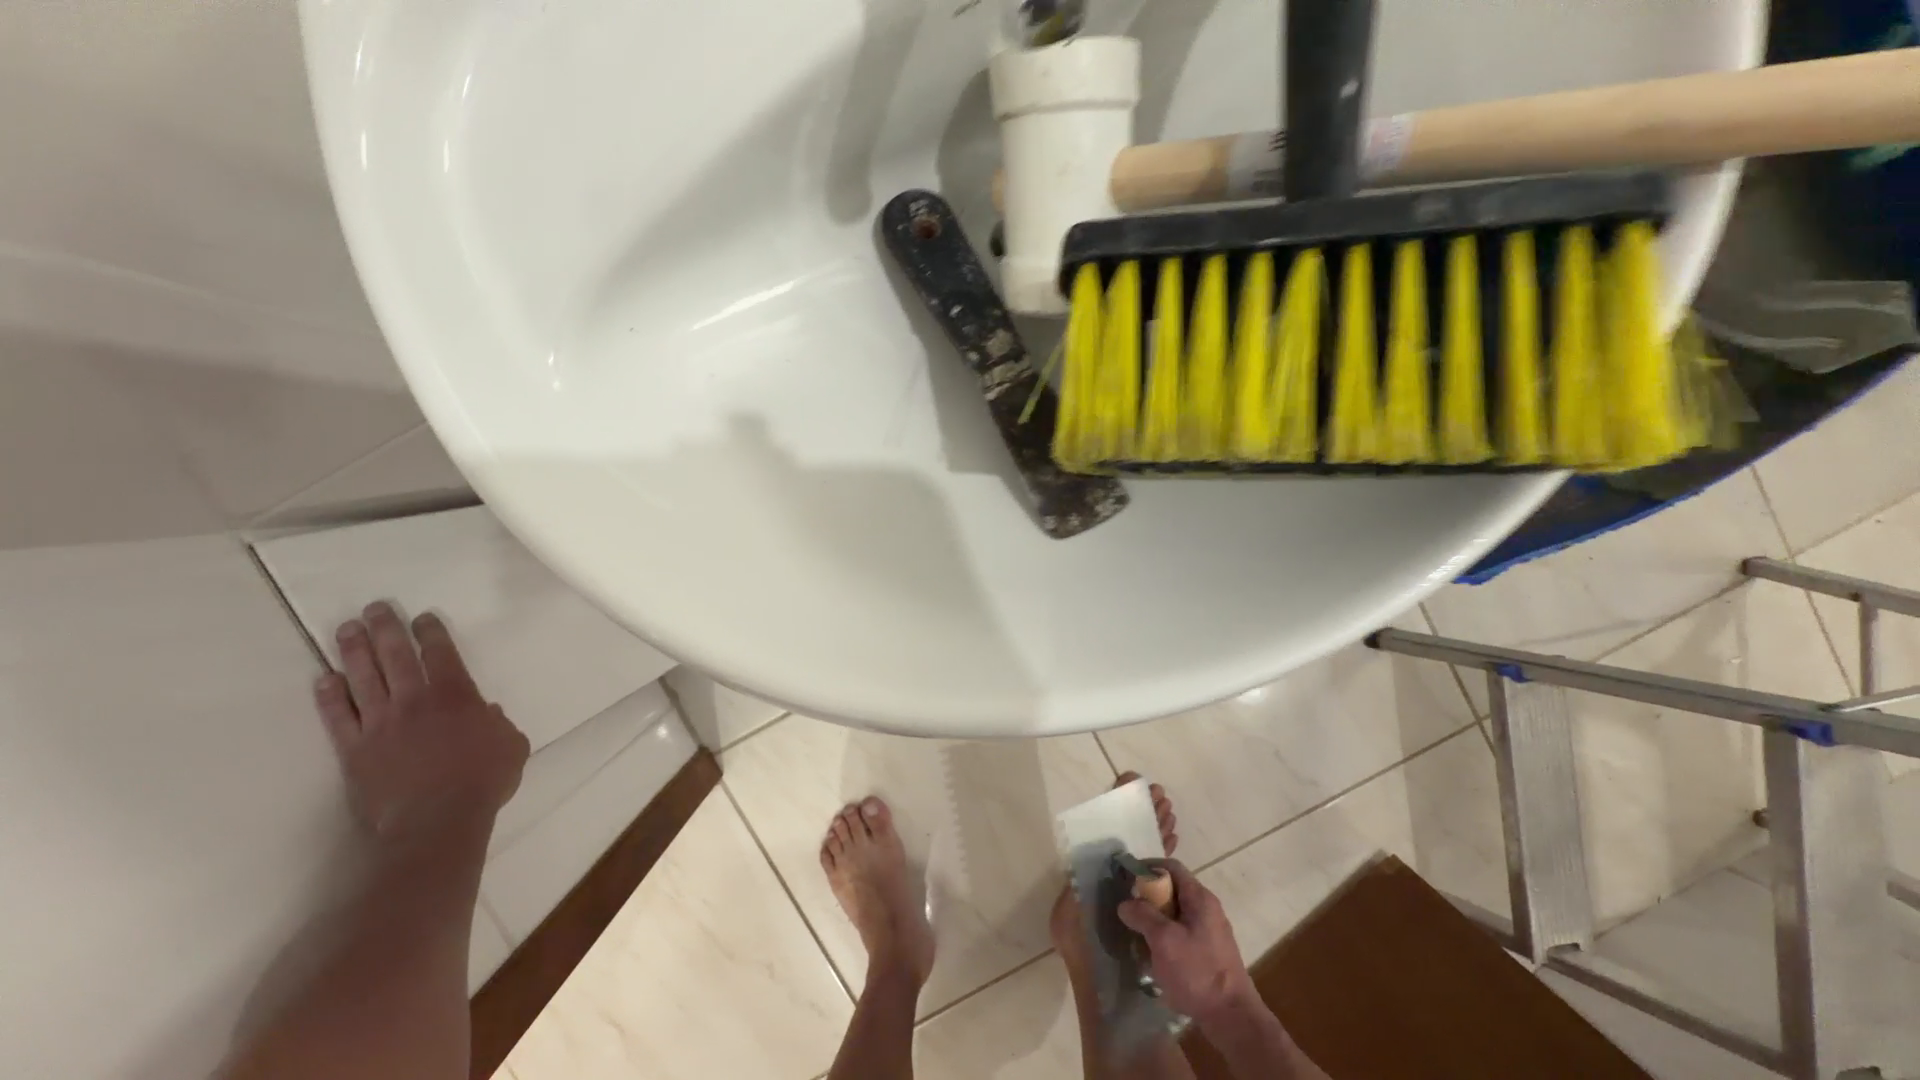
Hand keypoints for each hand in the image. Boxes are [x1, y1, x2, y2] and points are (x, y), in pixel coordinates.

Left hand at [315, 602, 529, 843]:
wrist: (435, 822)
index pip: (441, 653)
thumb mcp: (511, 747)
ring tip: (347, 629)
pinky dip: (329, 696)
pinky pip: (338, 716)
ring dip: (354, 650)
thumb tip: (488, 713)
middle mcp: (415, 700)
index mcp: (456, 696)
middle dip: (386, 628)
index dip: (431, 631)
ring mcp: (380, 723)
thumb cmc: (482, 782)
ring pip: (363, 677)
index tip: (422, 617)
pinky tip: (324, 678)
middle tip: (376, 608)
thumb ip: (499, 724)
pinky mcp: (354, 749)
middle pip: (396, 655)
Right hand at [1116, 858, 1256, 1022]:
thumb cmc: (1197, 972)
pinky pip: (1182, 934)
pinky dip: (1165, 938)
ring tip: (1136, 936)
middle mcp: (1207, 909)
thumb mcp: (1164, 940)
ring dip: (1155, 921)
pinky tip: (1153, 956)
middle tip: (1128, 912)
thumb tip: (1125, 903)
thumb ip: (1143, 915)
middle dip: (1148, 898)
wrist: (1231, 1016)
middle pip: (1173, 890)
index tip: (1126, 880)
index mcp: (1200, 898)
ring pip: (1176, 914)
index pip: (1172, 867)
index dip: (1147, 868)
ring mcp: (1210, 932)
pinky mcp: (1209, 952)